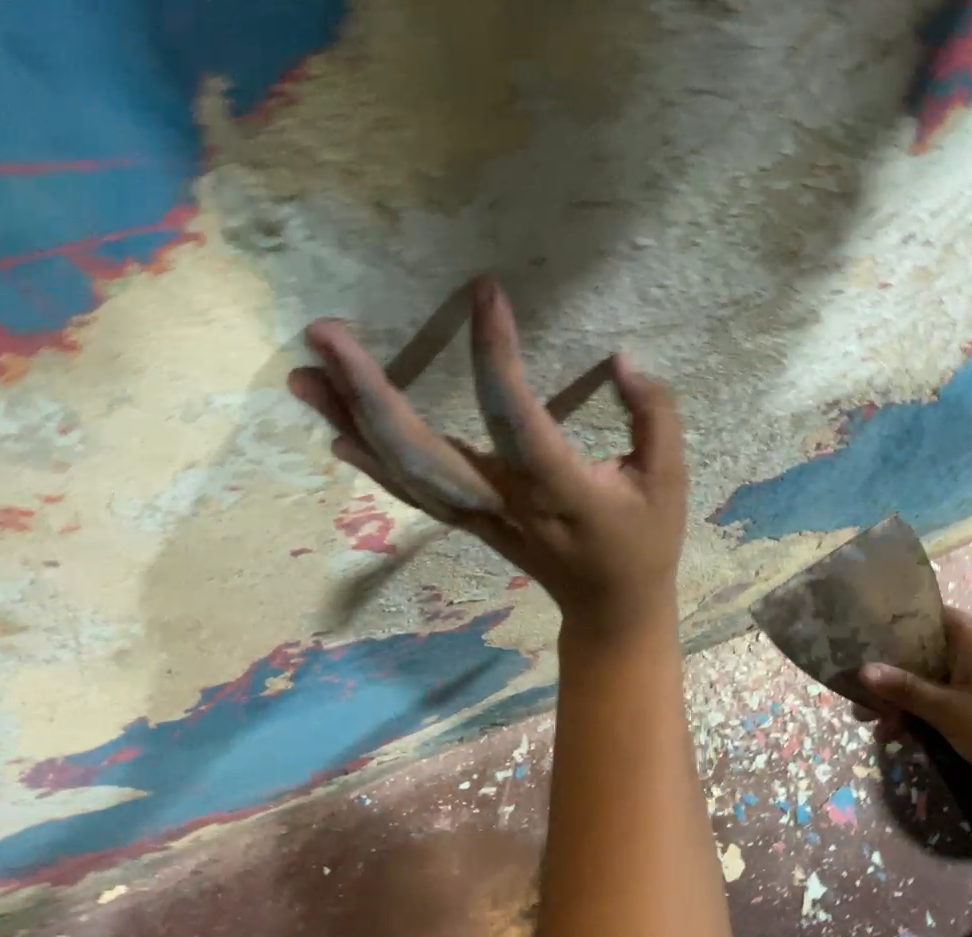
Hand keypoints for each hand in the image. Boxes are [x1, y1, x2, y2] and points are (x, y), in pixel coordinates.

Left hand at [287, 275, 687, 632]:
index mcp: (559, 487)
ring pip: (403, 471)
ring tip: (302, 374)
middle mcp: (505, 502)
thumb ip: (653, 415)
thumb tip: (624, 360)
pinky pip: (412, 493)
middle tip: (324, 332)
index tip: (485, 290)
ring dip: (348, 422)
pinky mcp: (469, 523)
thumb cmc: (645, 541)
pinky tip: (334, 433)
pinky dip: (371, 464)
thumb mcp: (669, 478)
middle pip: (421, 449)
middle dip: (368, 390)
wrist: (611, 610)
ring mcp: (478, 516)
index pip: (515, 415)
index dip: (496, 353)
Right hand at [859, 607, 971, 796]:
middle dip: (892, 676)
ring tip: (875, 727)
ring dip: (905, 701)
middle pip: (926, 652)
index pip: (929, 615)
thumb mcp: (946, 710)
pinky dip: (926, 713)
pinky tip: (901, 735)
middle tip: (860, 697)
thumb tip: (862, 670)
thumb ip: (904, 688)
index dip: (896, 625)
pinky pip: (948, 699)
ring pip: (934, 680)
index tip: (864, 639)